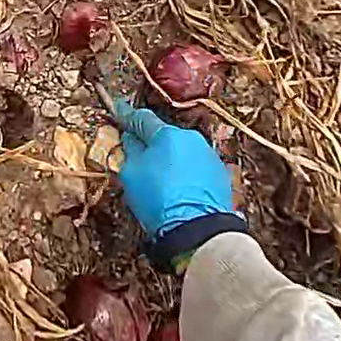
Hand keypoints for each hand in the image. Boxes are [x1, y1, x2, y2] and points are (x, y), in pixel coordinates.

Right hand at [110, 100, 236, 239]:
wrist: (198, 230)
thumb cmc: (159, 200)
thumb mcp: (132, 175)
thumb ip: (130, 151)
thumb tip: (131, 138)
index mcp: (168, 135)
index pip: (143, 119)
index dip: (128, 116)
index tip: (119, 111)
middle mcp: (191, 138)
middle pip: (165, 136)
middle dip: (152, 144)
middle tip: (139, 157)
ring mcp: (209, 155)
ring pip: (182, 152)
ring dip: (170, 160)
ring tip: (161, 181)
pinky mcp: (220, 174)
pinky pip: (196, 167)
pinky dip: (186, 174)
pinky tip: (180, 190)